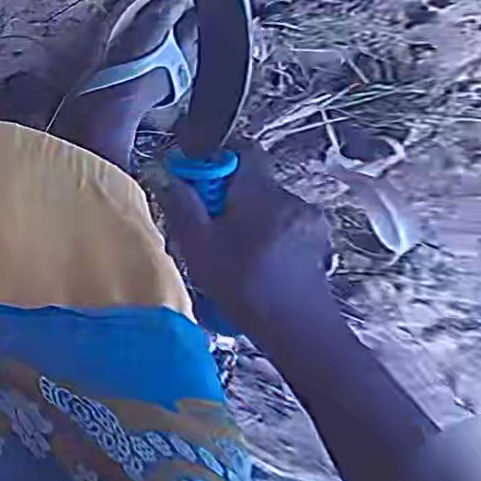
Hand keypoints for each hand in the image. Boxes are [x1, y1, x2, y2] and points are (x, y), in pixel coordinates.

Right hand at [158, 144, 340, 338]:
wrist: (298, 329)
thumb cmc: (242, 283)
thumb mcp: (197, 242)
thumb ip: (180, 202)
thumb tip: (165, 175)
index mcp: (264, 195)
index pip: (241, 151)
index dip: (211, 160)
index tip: (191, 183)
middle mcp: (293, 201)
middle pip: (248, 181)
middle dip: (220, 195)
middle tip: (199, 224)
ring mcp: (309, 222)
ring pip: (262, 204)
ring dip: (238, 216)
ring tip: (220, 246)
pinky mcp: (315, 241)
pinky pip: (277, 222)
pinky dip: (257, 231)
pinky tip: (244, 257)